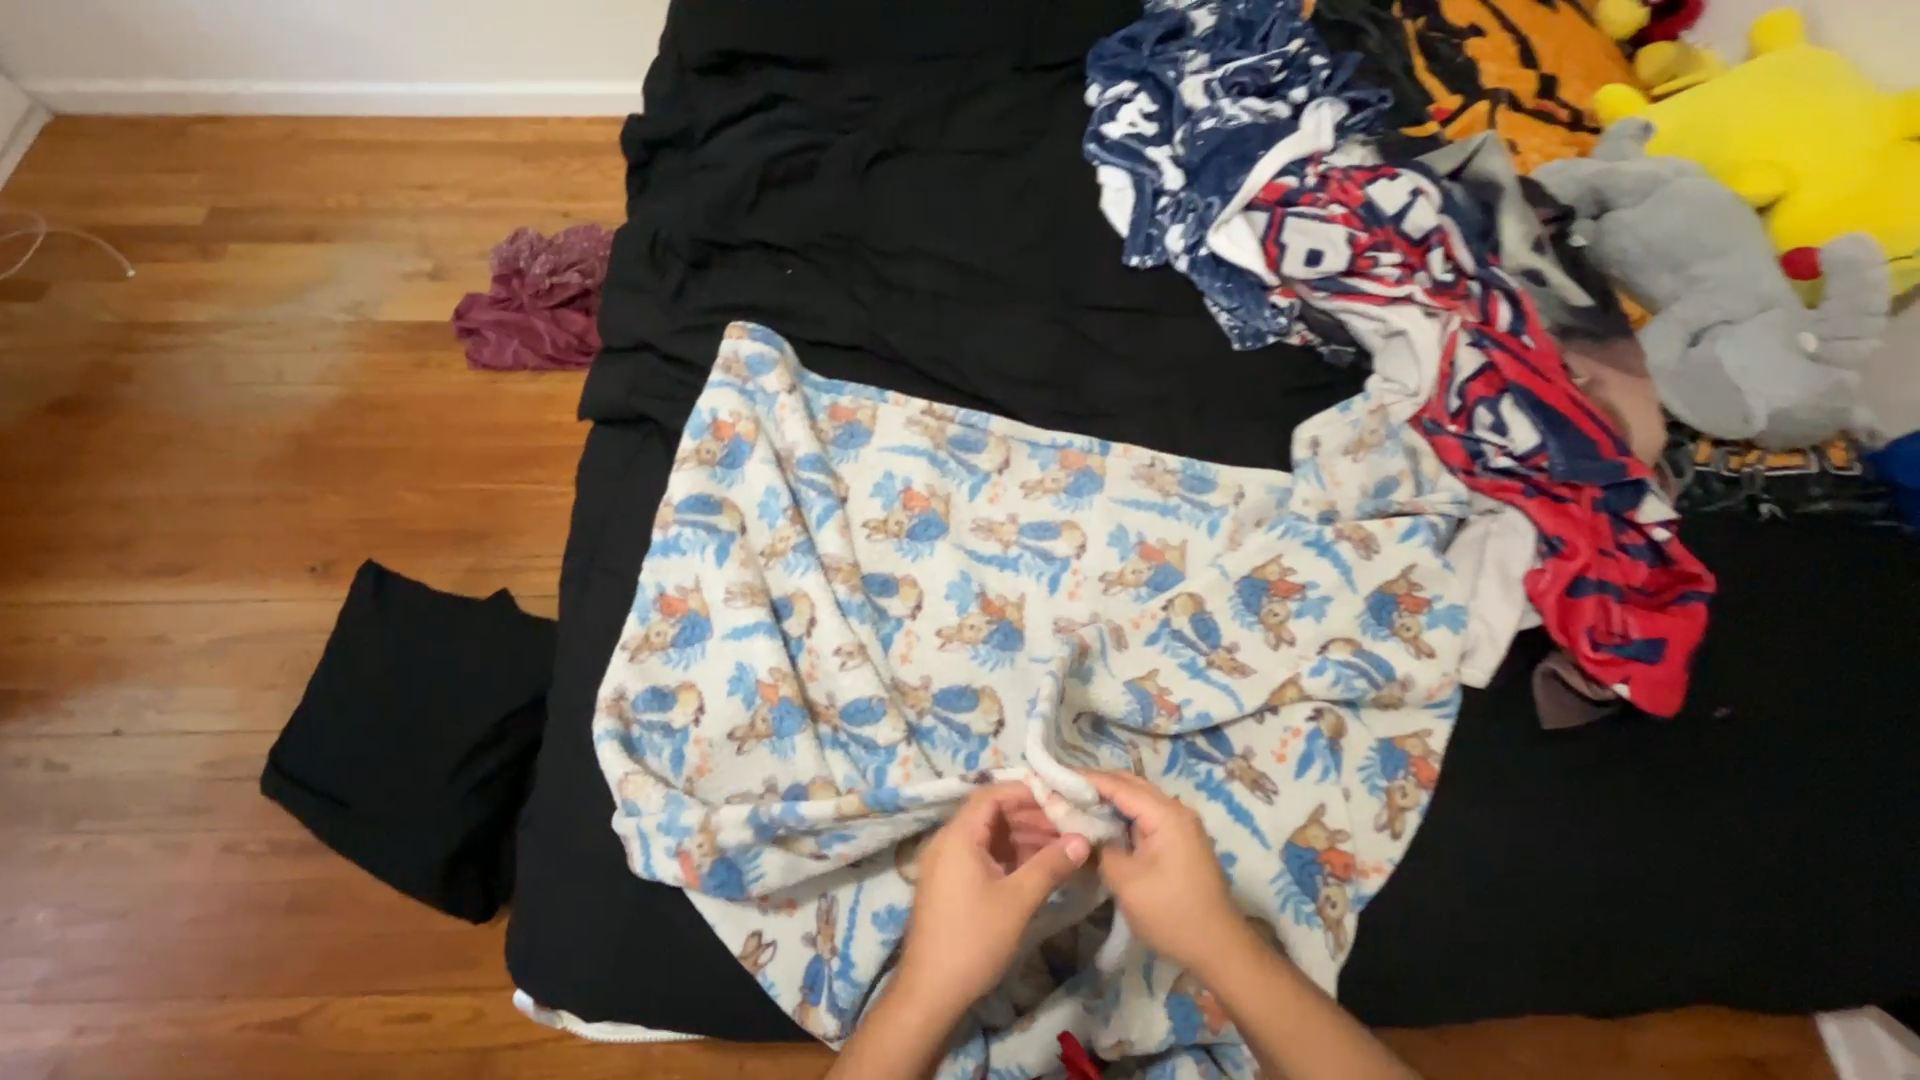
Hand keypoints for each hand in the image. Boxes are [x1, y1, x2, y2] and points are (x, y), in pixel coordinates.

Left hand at [895, 783, 1090, 1011]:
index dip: (1027, 793)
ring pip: (990, 837)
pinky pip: (984, 856)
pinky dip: (1011, 857)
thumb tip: (1083, 839)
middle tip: (1069, 827)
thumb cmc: (973, 939)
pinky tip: (1039, 868)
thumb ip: (1050, 865)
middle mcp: (948, 842)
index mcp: (958, 836)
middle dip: (1031, 817)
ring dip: (1024, 838)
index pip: (992, 795)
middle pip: (992, 814)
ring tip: (1062, 848)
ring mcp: (947, 864)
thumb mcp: (1018, 900)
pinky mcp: (951, 884)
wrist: (931, 991)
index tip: (1061, 800)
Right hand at [1082, 769, 1249, 973]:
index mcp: (1165, 815)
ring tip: (1077, 803)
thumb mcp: (1125, 882)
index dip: (1086, 779)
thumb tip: (1081, 830)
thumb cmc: (1171, 913)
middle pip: (1131, 785)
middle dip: (1097, 784)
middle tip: (1063, 789)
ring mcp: (1182, 826)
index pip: (1118, 785)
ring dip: (1110, 799)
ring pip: (1140, 800)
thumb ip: (1099, 847)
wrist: (1219, 948)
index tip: (1055, 777)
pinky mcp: (1181, 841)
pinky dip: (1124, 815)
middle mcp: (1176, 811)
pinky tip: (1103, 824)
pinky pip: (1147, 816)